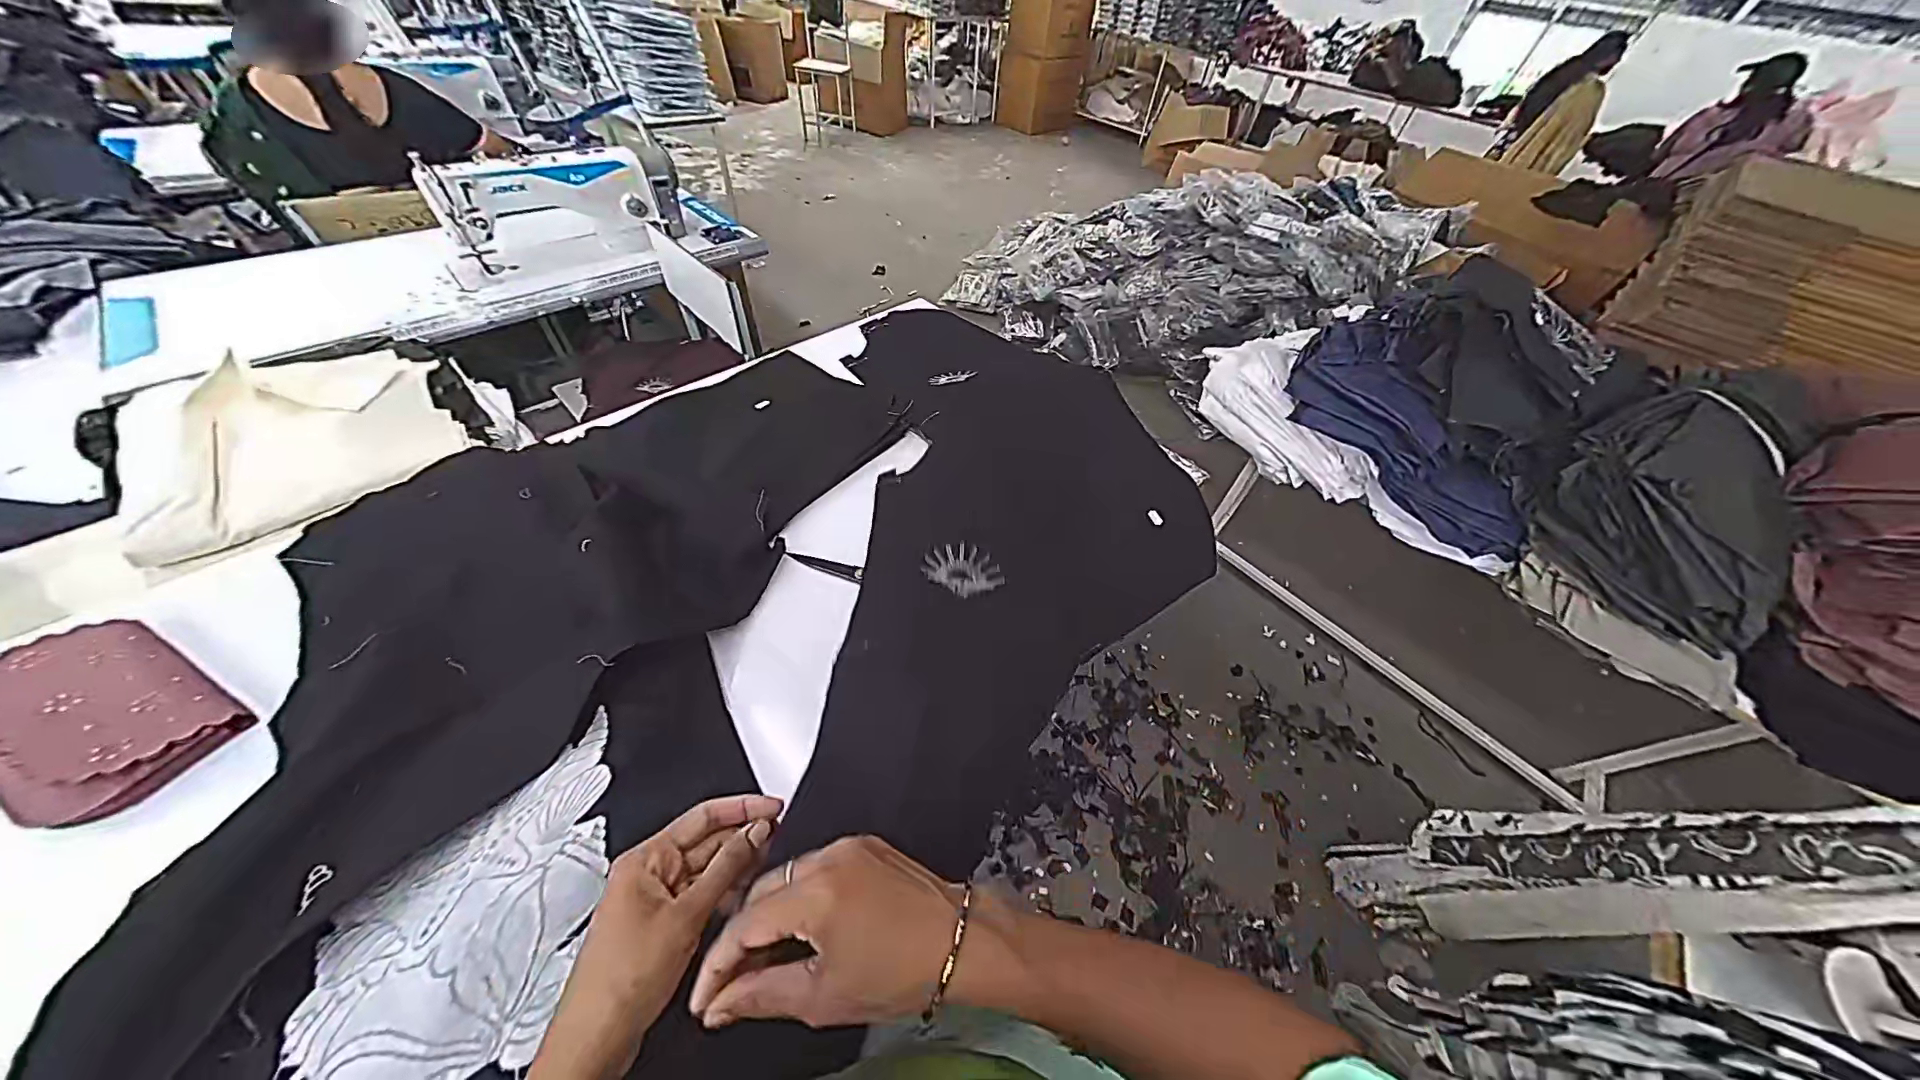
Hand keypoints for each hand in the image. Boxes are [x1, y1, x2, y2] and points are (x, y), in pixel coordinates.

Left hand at [529, 794, 780, 1079]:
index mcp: (645, 859)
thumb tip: (753, 832)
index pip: (703, 816)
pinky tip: (745, 896)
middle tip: (777, 837)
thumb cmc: (619, 982)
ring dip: (737, 867)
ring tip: (766, 867)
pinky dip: (725, 892)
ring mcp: (657, 898)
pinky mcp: (665, 922)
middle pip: (707, 841)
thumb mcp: (686, 915)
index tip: (772, 807)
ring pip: (708, 869)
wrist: (597, 1038)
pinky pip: (702, 894)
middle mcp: (649, 873)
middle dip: (743, 838)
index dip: (742, 807)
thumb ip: (726, 868)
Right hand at [689, 835, 1018, 1029]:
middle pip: (759, 894)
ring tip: (772, 958)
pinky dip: (801, 896)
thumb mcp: (824, 996)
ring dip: (771, 915)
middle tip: (734, 982)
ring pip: (785, 877)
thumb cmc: (909, 968)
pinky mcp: (864, 846)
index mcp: (817, 893)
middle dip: (741, 939)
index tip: (707, 994)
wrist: (960, 941)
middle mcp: (830, 858)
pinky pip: (815, 866)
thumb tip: (724, 1002)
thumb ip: (760, 996)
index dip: (716, 967)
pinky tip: (805, 928)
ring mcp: (849, 848)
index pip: (742, 925)